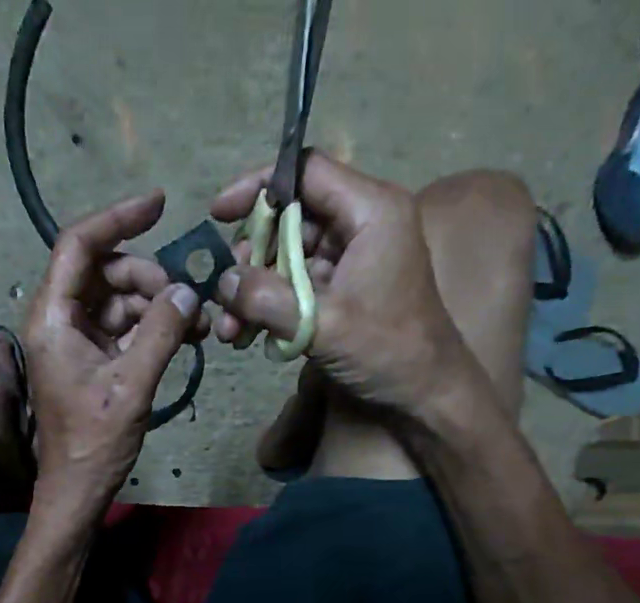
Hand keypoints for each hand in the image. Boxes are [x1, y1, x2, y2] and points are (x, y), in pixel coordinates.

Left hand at [20, 190, 202, 518]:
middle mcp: (58, 320)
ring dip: (156, 303)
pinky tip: (184, 336)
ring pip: (117, 298)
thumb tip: (188, 292)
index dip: (117, 219)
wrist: (77, 488)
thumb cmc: (94, 441)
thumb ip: (161, 331)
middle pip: (103, 271)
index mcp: (52, 319)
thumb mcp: (132, 384)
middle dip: (147, 277)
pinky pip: (123, 325)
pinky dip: (151, 325)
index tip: (160, 204)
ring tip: (195, 324)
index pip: (77, 246)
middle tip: (186, 301)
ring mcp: (74, 339)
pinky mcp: (90, 357)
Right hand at [211, 152, 476, 413]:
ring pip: (285, 255)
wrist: (422, 394)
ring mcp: (349, 257)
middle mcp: (360, 224)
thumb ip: (266, 298)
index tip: (218, 214)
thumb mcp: (321, 324)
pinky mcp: (339, 288)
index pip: (306, 171)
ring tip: (230, 329)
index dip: (258, 187)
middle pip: (289, 217)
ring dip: (252, 289)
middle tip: (225, 291)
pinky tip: (245, 336)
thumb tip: (223, 281)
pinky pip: (292, 283)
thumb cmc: (386, 350)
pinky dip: (266, 305)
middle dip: (250, 255)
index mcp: (371, 211)